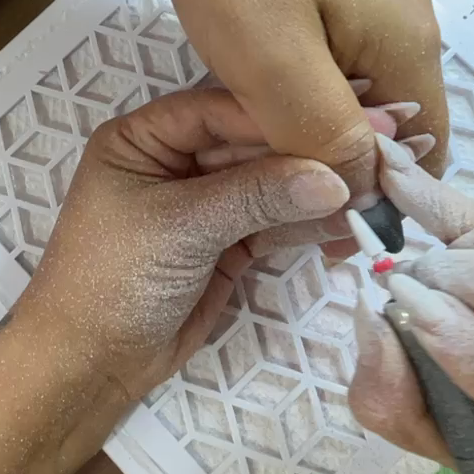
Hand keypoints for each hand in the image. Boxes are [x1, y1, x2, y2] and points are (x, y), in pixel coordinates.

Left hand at [15, 88, 352, 404]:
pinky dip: (308, 223)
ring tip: (382, 184)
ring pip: (269, 184)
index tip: (349, 111)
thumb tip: (335, 174)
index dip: (284, 111)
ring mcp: (203, 202)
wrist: (89, 365)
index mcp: (144, 137)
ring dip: (319, 188)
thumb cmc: (113, 279)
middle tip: (384, 143)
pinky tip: (352, 220)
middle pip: (252, 144)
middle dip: (310, 149)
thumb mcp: (180, 226)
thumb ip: (256, 195)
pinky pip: (273, 222)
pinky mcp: (225, 241)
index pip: (222, 108)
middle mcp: (175, 160)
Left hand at [157, 0, 448, 193]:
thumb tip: (369, 191)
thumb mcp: (274, 61)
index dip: (377, 197)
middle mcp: (407, 22)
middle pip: (388, 122)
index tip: (314, 222)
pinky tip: (252, 79)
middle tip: (269, 181)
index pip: (423, 152)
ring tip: (252, 136)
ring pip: (353, 89)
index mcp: (410, 47)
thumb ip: (326, 132)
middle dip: (337, 161)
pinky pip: (329, 53)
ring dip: (310, 122)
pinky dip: (298, 81)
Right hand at [349, 135, 473, 473]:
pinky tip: (402, 176)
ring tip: (411, 237)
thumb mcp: (458, 457)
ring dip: (467, 241)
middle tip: (405, 279)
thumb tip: (371, 322)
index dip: (470, 350)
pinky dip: (460, 206)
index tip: (402, 305)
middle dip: (466, 278)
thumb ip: (400, 405)